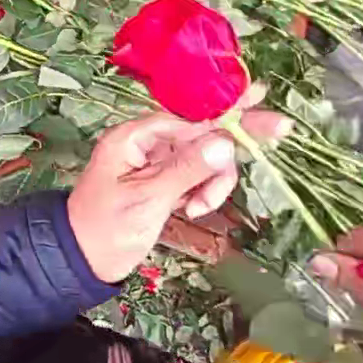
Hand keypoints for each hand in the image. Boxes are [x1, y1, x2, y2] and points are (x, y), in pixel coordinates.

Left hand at [67, 107, 289, 281]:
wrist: (83, 263)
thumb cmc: (106, 229)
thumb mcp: (147, 199)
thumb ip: (187, 169)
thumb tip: (225, 142)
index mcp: (135, 136)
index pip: (189, 116)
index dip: (226, 110)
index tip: (259, 100)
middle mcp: (150, 141)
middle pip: (203, 130)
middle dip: (236, 134)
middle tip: (279, 127)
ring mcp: (160, 160)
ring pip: (207, 157)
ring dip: (214, 181)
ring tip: (201, 206)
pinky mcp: (168, 178)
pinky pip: (200, 175)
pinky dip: (205, 191)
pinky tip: (194, 208)